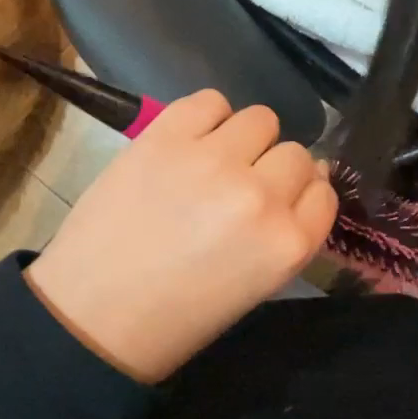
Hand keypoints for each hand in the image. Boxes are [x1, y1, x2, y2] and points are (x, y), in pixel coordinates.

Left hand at [25, 90, 338, 381]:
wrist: (93, 317)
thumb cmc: (181, 314)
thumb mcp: (260, 284)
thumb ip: (290, 230)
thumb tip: (308, 174)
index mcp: (288, 244)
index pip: (324, 193)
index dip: (304, 195)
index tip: (281, 203)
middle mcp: (261, 197)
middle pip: (298, 155)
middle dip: (276, 170)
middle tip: (241, 188)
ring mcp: (213, 162)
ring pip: (262, 119)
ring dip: (246, 140)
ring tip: (215, 162)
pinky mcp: (167, 137)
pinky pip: (212, 101)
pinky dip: (208, 117)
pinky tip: (191, 142)